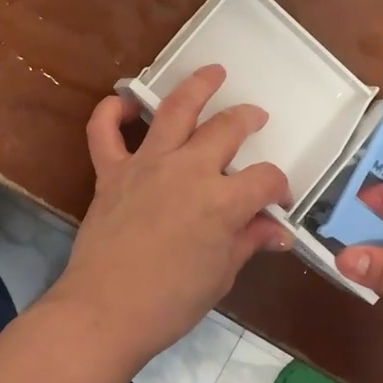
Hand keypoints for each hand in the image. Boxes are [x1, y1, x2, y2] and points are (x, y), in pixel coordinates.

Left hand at [48, 65, 291, 365]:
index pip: (265, 178)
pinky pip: (104, 130)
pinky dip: (112, 110)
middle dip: (247, 119)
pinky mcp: (110, 171)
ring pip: (175, 111)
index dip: (278, 187)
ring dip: (197, 86)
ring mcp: (146, 165)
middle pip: (226, 129)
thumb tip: (276, 230)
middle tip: (255, 116)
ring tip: (213, 72)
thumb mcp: (221, 276)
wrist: (105, 310)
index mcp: (222, 201)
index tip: (278, 199)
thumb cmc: (170, 303)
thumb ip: (248, 242)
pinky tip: (127, 101)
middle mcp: (187, 171)